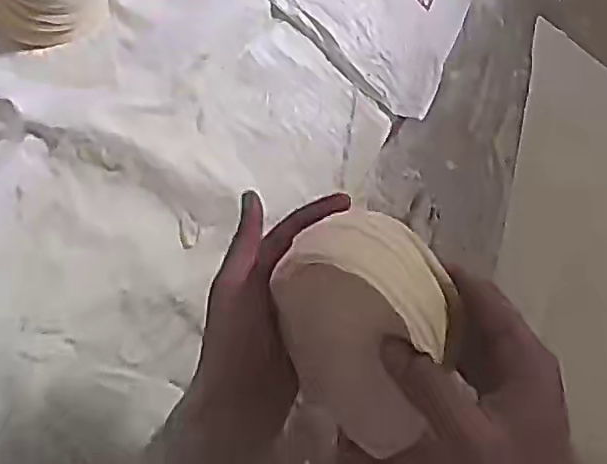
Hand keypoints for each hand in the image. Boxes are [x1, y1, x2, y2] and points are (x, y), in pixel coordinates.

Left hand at [160, 190, 351, 463]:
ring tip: (375, 253)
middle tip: (367, 225)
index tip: (348, 200)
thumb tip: (251, 195)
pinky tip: (371, 295)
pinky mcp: (313, 338)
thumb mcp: (232, 288)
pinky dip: (350, 297)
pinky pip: (334, 309)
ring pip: (326, 277)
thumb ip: (245, 245)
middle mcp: (280, 284)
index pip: (294, 230)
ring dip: (347, 263)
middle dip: (337, 233)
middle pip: (314, 249)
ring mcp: (298, 311)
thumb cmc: (230, 344)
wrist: (235, 410)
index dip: (318, 212)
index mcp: (261, 267)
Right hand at [340, 269, 575, 463]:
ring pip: (473, 342)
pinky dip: (445, 359)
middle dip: (440, 301)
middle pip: (478, 315)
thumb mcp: (465, 431)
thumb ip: (427, 384)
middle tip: (400, 290)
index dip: (450, 274)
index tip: (414, 261)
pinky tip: (420, 364)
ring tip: (403, 320)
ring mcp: (515, 387)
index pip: (485, 294)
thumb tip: (390, 343)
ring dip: (440, 330)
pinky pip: (471, 369)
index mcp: (526, 354)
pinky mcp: (504, 411)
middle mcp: (524, 362)